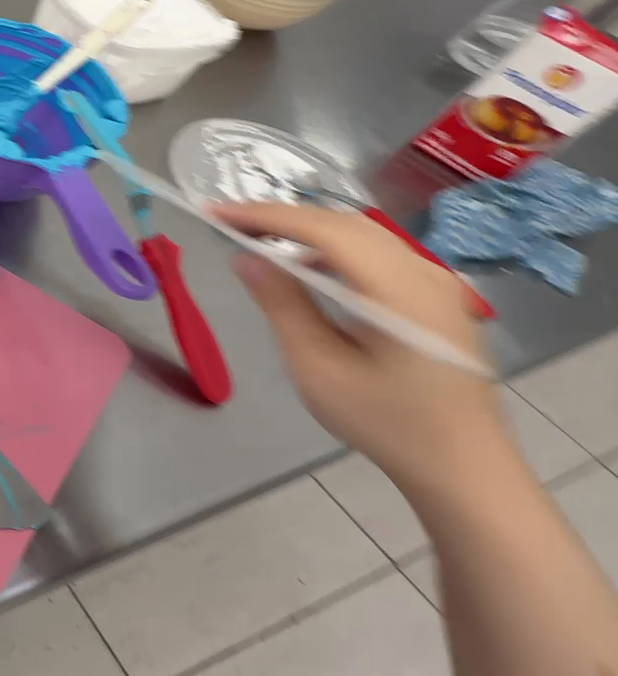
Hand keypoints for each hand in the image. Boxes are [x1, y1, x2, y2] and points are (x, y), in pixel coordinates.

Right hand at [212, 202, 505, 494]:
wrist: (461, 463)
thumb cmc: (384, 421)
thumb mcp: (317, 366)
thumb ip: (282, 304)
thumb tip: (246, 257)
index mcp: (400, 292)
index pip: (326, 231)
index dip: (266, 216)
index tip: (214, 212)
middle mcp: (426, 275)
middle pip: (346, 224)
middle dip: (282, 217)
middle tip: (226, 222)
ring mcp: (437, 284)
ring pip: (363, 233)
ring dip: (306, 229)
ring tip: (255, 238)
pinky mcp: (435, 296)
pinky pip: (377, 252)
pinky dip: (331, 246)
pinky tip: (303, 264)